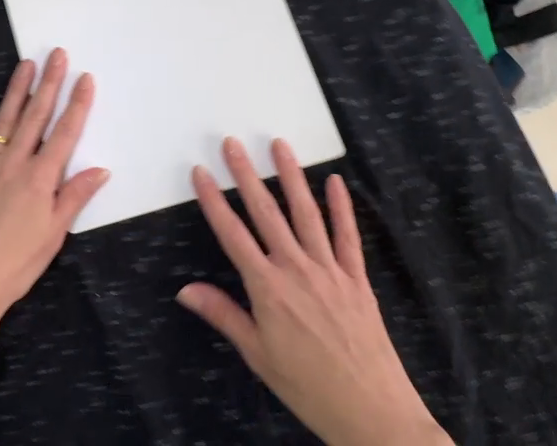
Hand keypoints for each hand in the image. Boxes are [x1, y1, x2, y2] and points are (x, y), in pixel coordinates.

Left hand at [0, 49, 108, 323]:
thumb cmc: (16, 265)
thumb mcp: (54, 235)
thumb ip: (74, 197)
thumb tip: (100, 169)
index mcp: (40, 178)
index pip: (65, 134)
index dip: (77, 105)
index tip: (85, 78)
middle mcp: (14, 163)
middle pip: (36, 116)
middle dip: (49, 84)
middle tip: (57, 54)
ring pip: (4, 120)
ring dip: (16, 90)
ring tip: (26, 63)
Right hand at [178, 138, 451, 445]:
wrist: (371, 412)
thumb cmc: (307, 386)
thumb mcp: (257, 355)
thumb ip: (223, 315)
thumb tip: (184, 289)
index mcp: (267, 288)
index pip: (232, 234)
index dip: (214, 201)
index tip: (201, 172)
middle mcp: (296, 269)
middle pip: (266, 213)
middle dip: (247, 175)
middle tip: (233, 143)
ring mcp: (329, 270)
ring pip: (306, 214)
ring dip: (291, 177)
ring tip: (279, 146)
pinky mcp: (356, 278)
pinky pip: (347, 236)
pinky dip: (341, 207)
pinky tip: (334, 182)